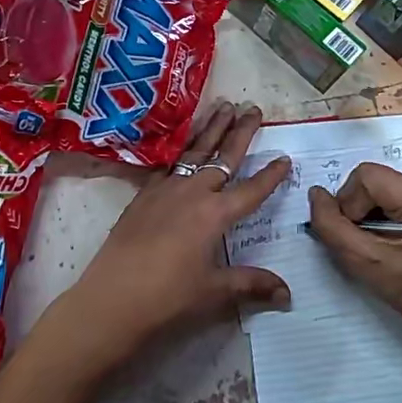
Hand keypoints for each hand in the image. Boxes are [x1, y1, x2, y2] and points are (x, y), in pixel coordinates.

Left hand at [41, 102, 290, 374]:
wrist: (114, 294)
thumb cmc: (169, 295)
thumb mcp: (214, 291)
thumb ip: (250, 284)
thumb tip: (287, 293)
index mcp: (214, 215)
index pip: (250, 190)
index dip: (270, 175)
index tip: (284, 157)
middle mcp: (191, 193)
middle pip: (221, 156)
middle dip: (240, 132)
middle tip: (252, 108)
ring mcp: (163, 190)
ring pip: (192, 152)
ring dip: (209, 129)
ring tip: (221, 107)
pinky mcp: (142, 195)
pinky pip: (166, 165)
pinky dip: (179, 150)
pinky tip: (181, 145)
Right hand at [305, 163, 401, 326]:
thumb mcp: (360, 259)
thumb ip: (330, 224)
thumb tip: (316, 194)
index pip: (365, 177)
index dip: (349, 204)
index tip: (356, 234)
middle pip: (369, 179)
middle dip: (355, 208)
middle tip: (363, 238)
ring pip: (373, 185)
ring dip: (362, 210)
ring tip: (373, 238)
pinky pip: (384, 191)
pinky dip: (374, 211)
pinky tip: (383, 233)